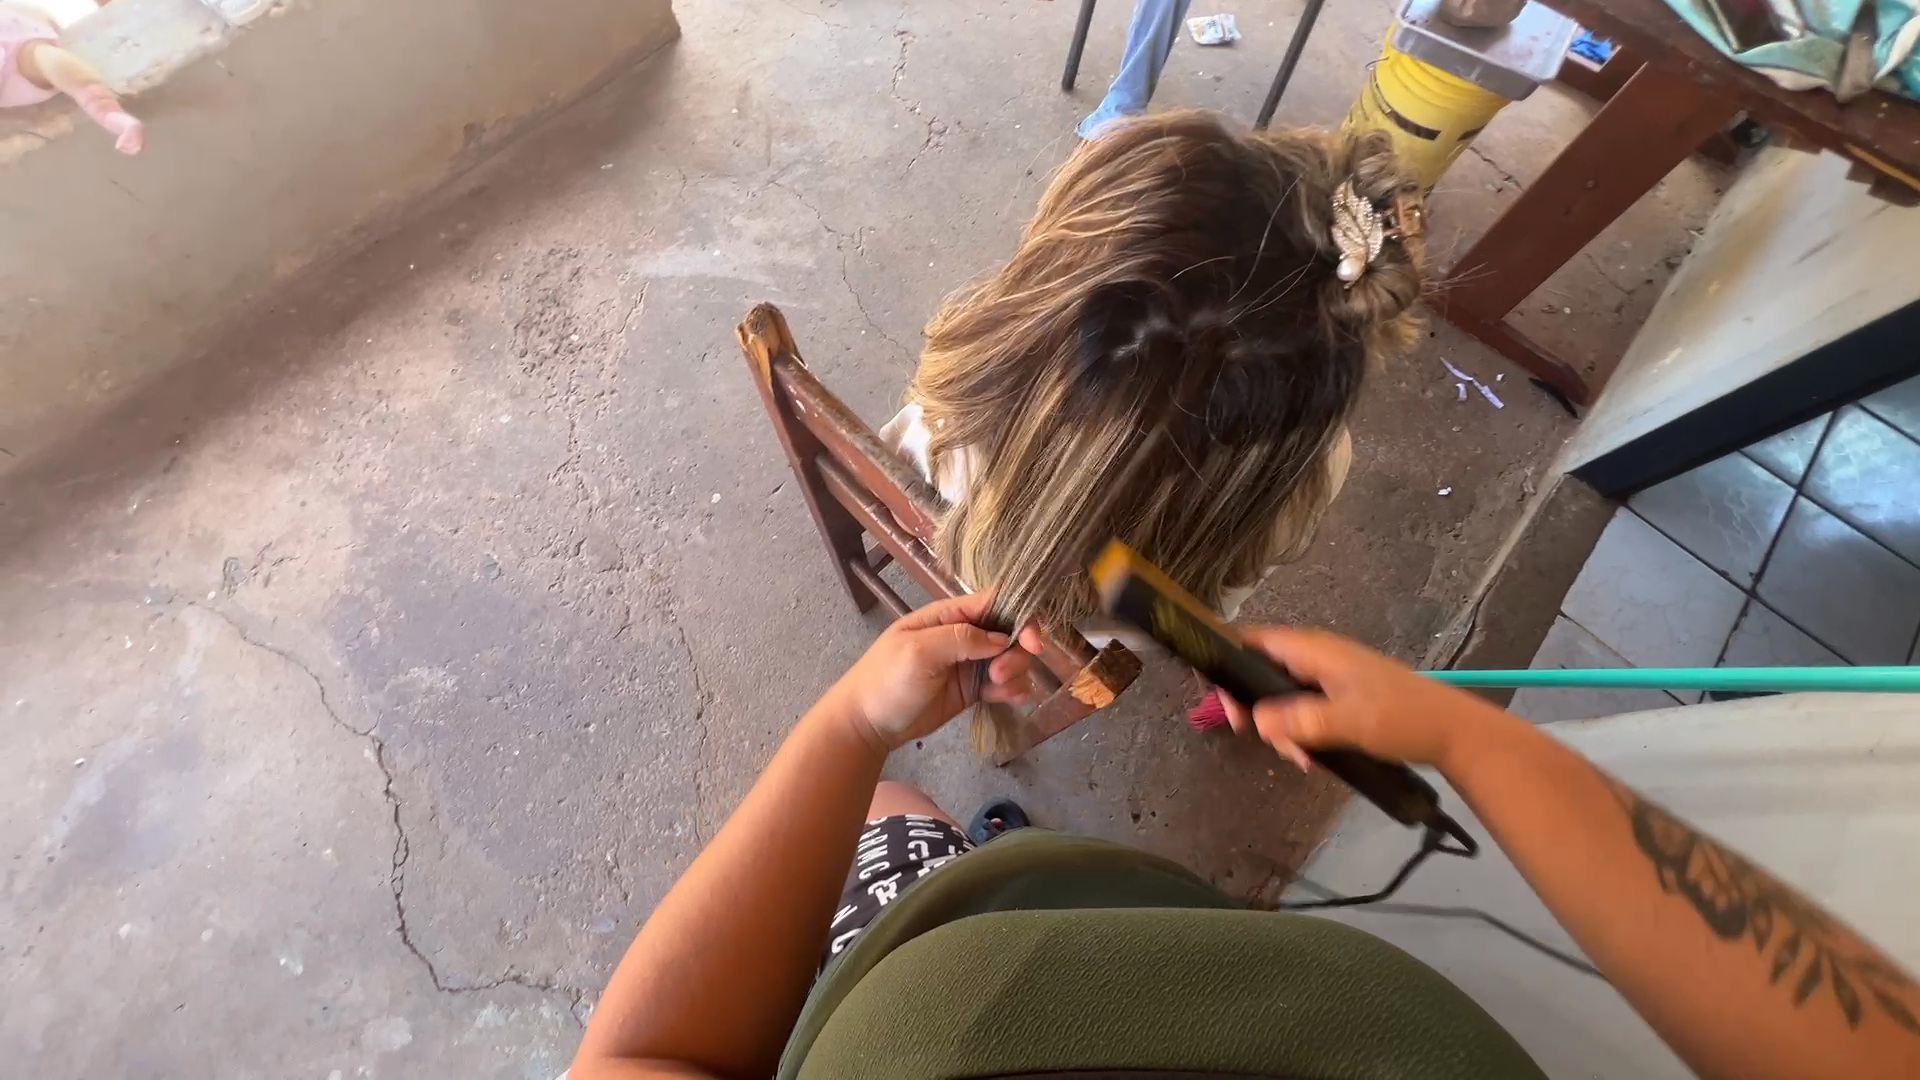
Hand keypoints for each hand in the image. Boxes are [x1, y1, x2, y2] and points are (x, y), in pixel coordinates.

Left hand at [828, 592, 1041, 754]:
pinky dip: (1013, 690)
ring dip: (1016, 672)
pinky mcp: (971, 689)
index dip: (1021, 617)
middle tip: (1000, 675)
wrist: (867, 724)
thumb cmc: (885, 680)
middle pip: (1009, 631)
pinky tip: (1012, 700)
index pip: (995, 602)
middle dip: (1016, 652)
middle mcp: (963, 634)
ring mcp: (968, 663)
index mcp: (947, 615)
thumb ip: (959, 639)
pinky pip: (1003, 684)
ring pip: (1010, 658)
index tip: (1033, 643)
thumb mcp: (917, 653)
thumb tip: (999, 638)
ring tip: (1000, 690)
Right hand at [1217, 626, 1506, 772]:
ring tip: (1298, 758)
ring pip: (1279, 695)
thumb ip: (1300, 721)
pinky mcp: (1337, 694)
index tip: (1223, 700)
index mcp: (1313, 649)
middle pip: (1259, 671)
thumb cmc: (1403, 718)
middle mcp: (1314, 655)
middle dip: (1254, 707)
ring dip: (1279, 726)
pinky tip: (1310, 756)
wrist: (1456, 734)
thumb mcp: (1350, 721)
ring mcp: (1326, 675)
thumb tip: (1254, 722)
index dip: (1226, 662)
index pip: (1250, 639)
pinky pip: (1300, 707)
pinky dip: (1298, 730)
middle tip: (1256, 738)